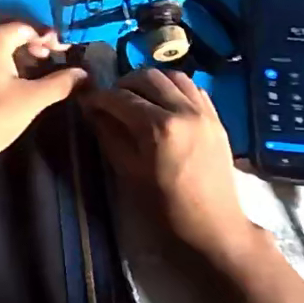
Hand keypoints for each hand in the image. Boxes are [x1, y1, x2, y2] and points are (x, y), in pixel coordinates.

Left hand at [0, 21, 85, 170]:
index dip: (48, 34)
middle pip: (9, 27)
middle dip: (33, 37)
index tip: (66, 49)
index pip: (26, 24)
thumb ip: (60, 83)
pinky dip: (6, 58)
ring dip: (20, 48)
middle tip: (52, 53)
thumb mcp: (32, 100)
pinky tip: (20, 78)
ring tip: (40, 67)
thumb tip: (83, 73)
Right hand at [83, 68, 259, 264]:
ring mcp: (204, 111)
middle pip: (147, 77)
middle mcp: (183, 110)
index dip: (99, 97)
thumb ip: (110, 136)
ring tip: (137, 98)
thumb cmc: (165, 208)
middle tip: (111, 100)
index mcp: (159, 128)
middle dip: (124, 84)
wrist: (213, 227)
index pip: (121, 98)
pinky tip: (163, 103)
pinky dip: (174, 88)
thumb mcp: (129, 173)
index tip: (87, 101)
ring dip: (150, 82)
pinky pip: (193, 88)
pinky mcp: (217, 117)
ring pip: (172, 76)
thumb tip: (93, 111)